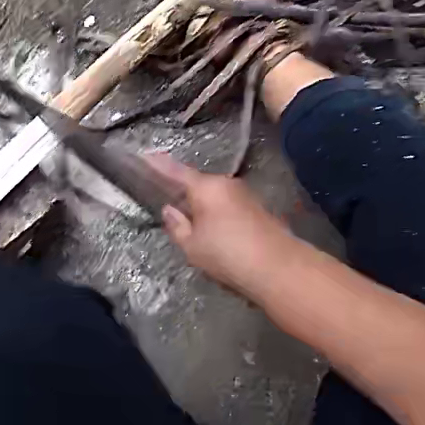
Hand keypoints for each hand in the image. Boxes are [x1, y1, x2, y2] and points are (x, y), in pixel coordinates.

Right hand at [147, 153, 299, 296]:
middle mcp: (226, 184)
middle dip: (181, 190)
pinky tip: (212, 229)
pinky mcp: (257, 210)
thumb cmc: (228, 254)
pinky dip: (215, 212)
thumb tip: (170, 209)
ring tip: (188, 221)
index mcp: (206, 187)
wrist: (281, 269)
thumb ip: (177, 226)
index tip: (144, 156)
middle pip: (197, 183)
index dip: (157, 164)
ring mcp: (244, 195)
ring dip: (200, 204)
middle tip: (165, 200)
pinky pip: (226, 205)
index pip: (175, 171)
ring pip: (213, 195)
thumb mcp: (192, 245)